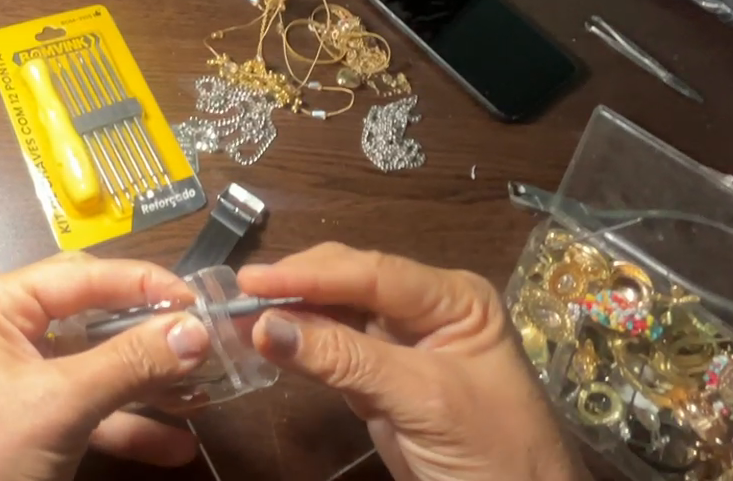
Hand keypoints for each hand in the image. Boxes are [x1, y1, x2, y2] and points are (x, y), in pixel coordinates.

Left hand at [0, 252, 212, 480]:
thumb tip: (196, 329)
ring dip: (147, 380)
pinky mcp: (33, 415)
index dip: (141, 282)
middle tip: (204, 334)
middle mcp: (9, 325)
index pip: (82, 275)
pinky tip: (175, 442)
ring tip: (204, 387)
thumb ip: (129, 363)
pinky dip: (127, 422)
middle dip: (148, 331)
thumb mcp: (61, 405)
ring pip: (96, 362)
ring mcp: (21, 372)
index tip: (197, 297)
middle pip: (93, 313)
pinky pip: (88, 405)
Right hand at [240, 243, 584, 480]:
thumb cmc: (495, 461)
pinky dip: (299, 344)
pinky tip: (266, 340)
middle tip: (237, 296)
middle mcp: (424, 306)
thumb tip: (262, 326)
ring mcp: (401, 340)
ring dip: (289, 313)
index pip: (370, 272)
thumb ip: (343, 359)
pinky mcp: (381, 374)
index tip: (250, 280)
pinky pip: (331, 346)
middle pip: (347, 281)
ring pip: (333, 309)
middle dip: (295, 287)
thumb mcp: (423, 402)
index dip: (308, 274)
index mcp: (452, 298)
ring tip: (239, 314)